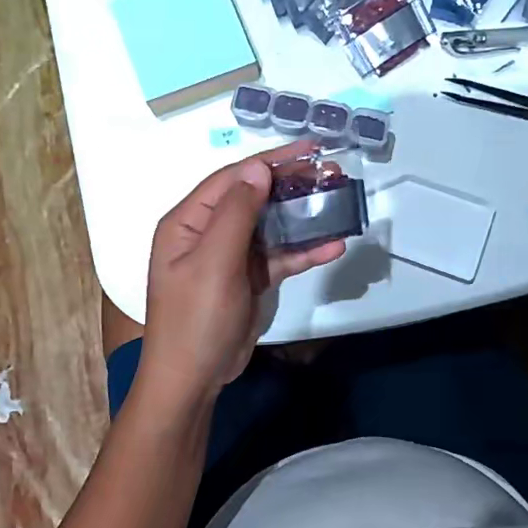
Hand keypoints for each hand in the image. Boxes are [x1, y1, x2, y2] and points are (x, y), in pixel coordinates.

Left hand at [137, 141, 345, 404]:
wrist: (193, 380)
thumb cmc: (195, 319)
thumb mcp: (213, 262)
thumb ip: (236, 213)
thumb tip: (258, 168)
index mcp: (188, 221)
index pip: (232, 179)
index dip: (270, 161)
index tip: (309, 148)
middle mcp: (206, 233)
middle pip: (254, 198)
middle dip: (291, 185)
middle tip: (332, 174)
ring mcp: (228, 257)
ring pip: (270, 227)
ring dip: (302, 216)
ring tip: (339, 202)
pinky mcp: (247, 280)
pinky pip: (278, 258)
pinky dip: (303, 251)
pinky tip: (333, 245)